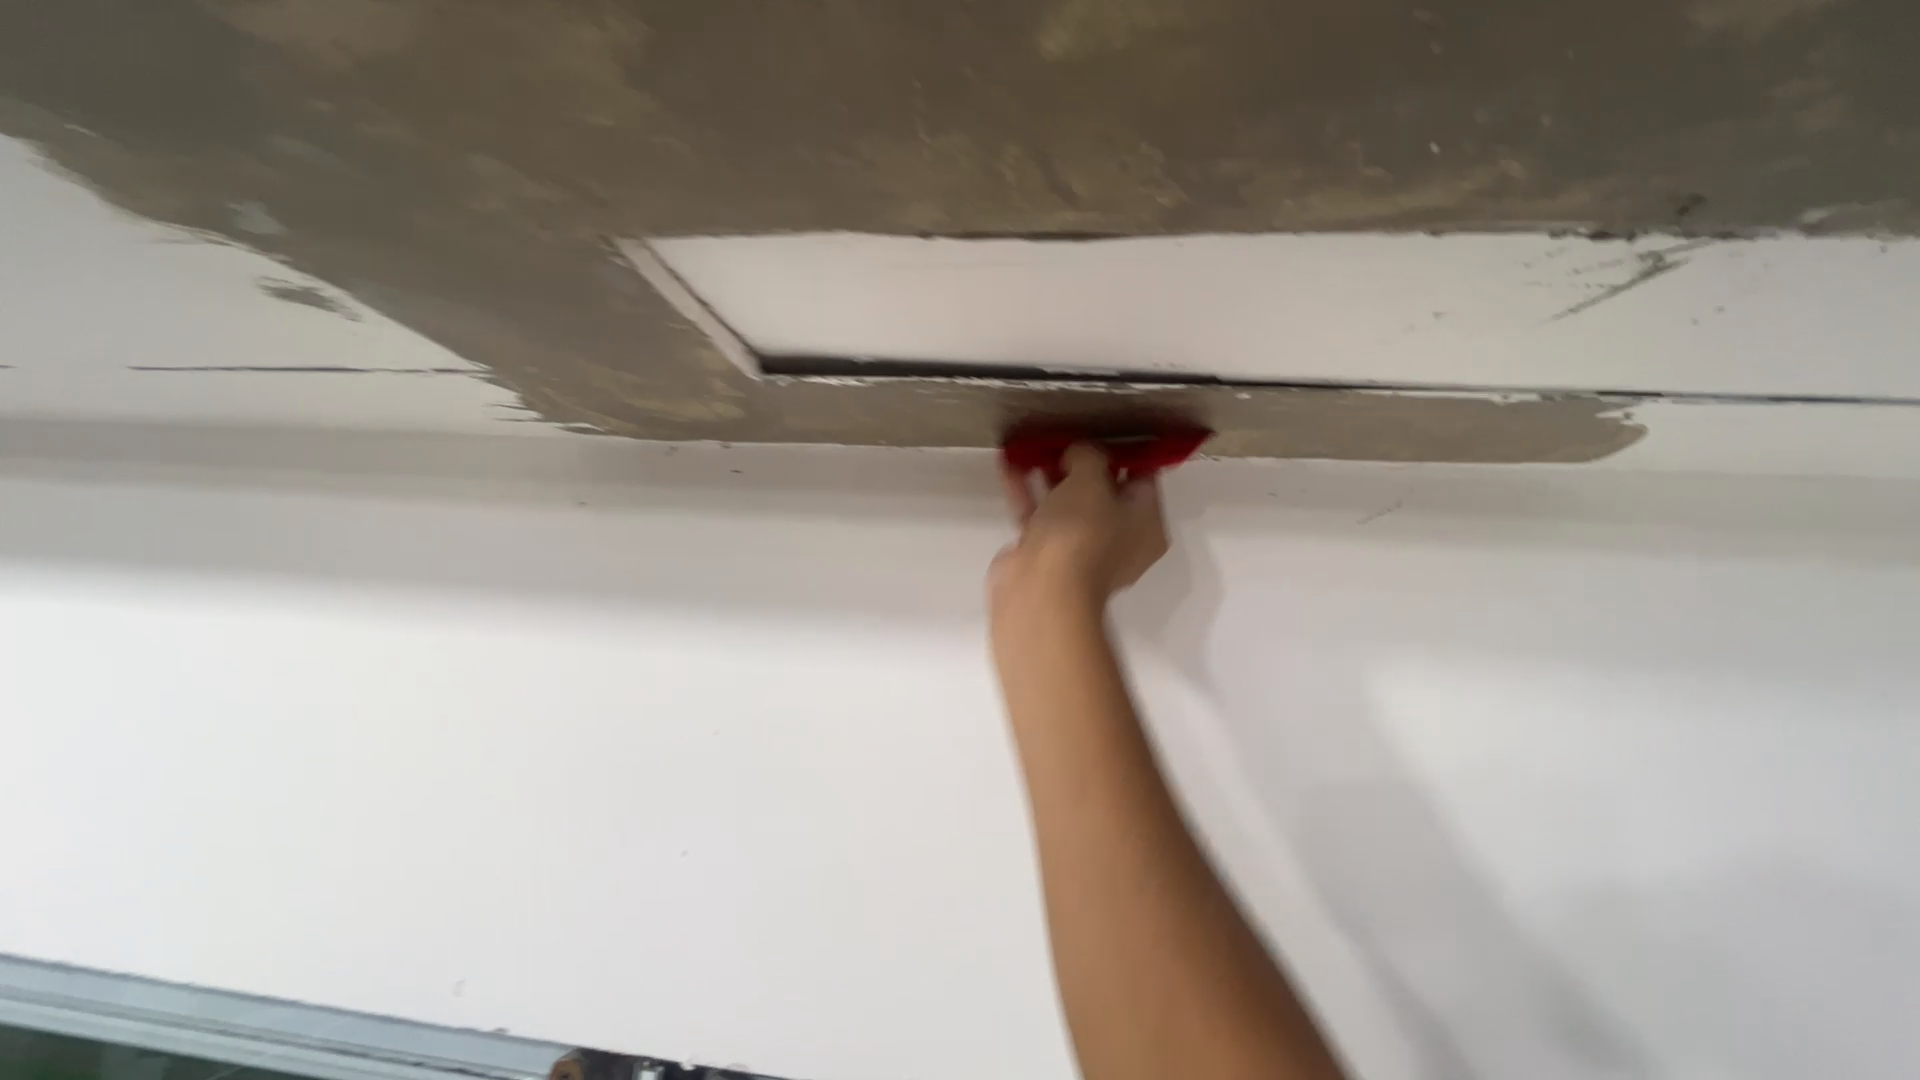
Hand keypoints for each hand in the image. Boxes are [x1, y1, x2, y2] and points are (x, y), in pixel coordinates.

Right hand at [990, 443, 1169, 621]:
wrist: (1042, 590)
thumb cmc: (1082, 532)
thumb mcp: (1092, 479)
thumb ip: (1089, 456)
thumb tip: (1079, 454)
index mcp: (1147, 525)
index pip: (1143, 480)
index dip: (1122, 453)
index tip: (1100, 431)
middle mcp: (1119, 541)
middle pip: (1103, 492)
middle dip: (1080, 464)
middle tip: (1062, 438)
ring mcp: (1081, 551)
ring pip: (1067, 504)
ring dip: (1049, 476)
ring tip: (1032, 445)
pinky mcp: (1046, 556)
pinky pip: (1040, 516)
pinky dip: (1027, 492)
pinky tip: (1009, 464)